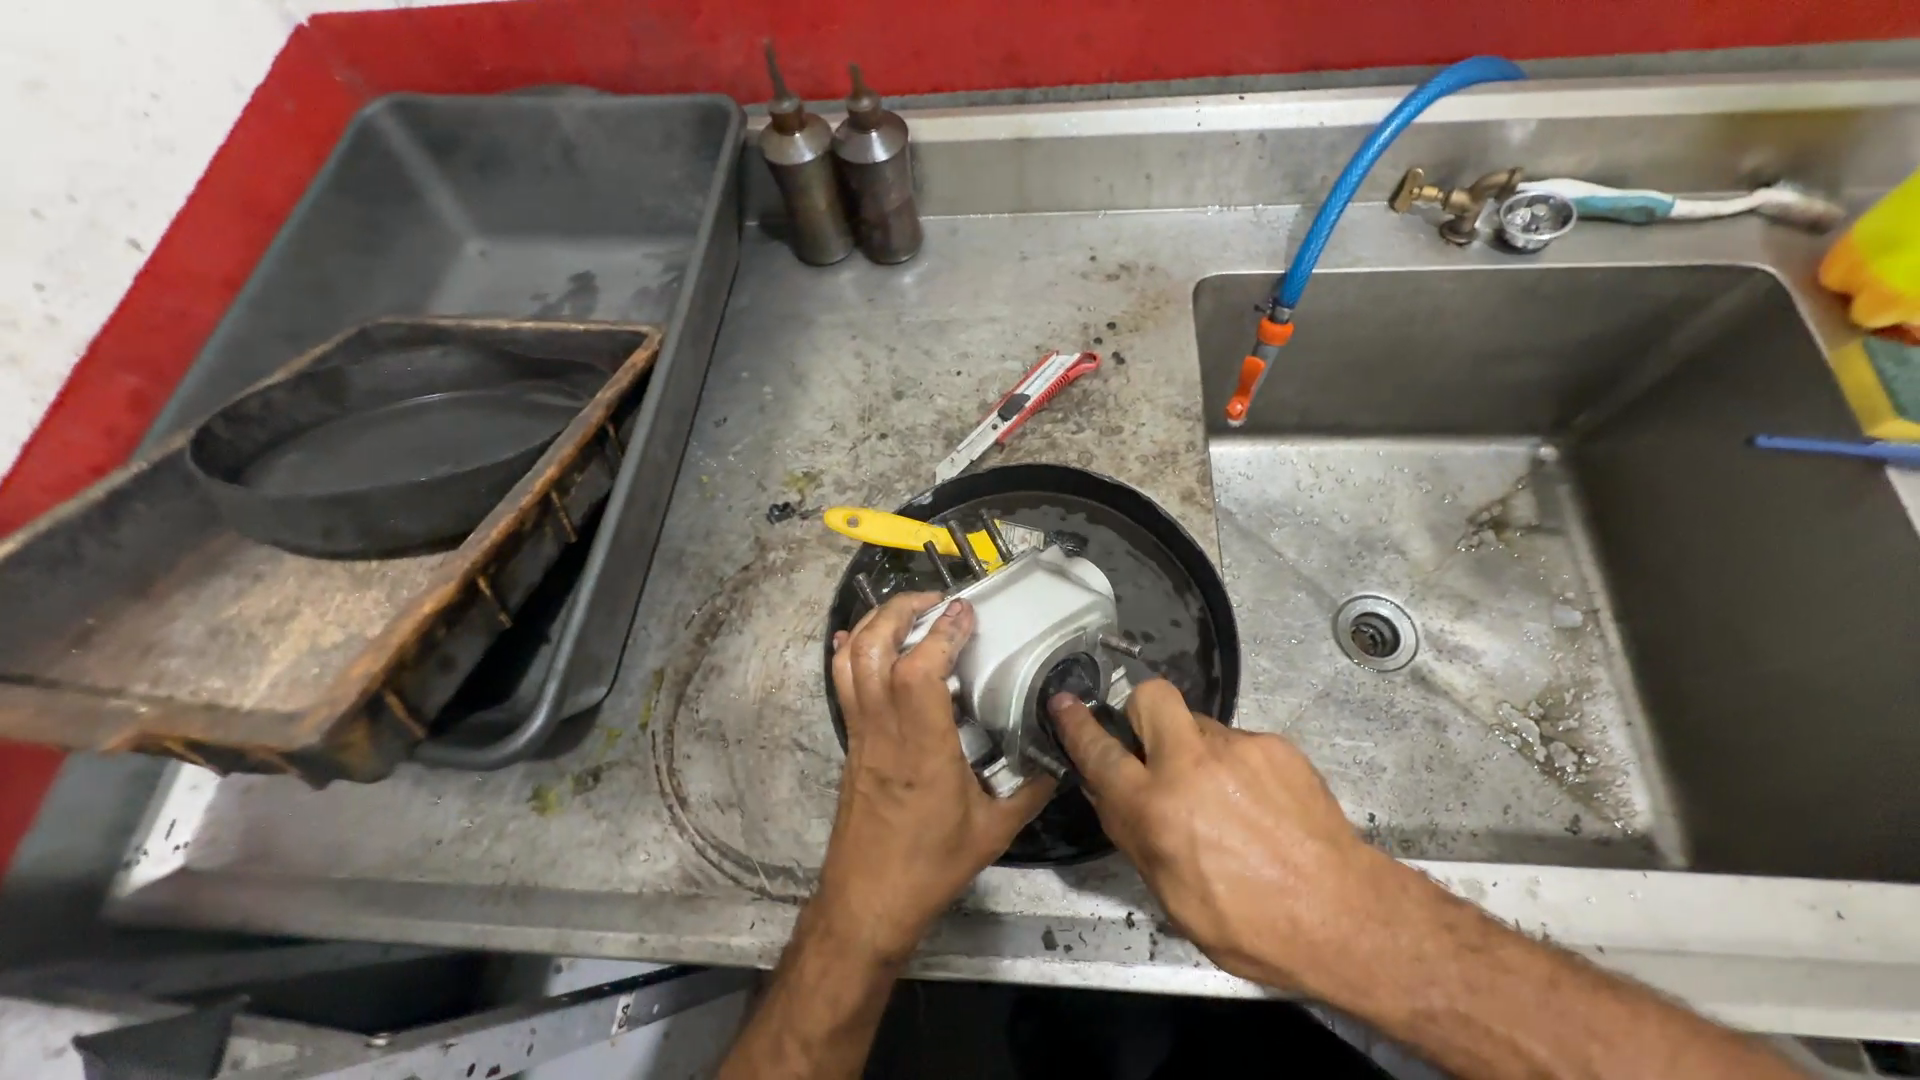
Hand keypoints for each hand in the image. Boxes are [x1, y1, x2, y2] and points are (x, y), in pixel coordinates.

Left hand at [822, 592, 1055, 959]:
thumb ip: (1030, 789)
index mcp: (923, 749)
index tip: (966, 613)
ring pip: (851, 662)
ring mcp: (861, 735)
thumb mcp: (994, 832)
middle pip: (873, 650)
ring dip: (876, 624)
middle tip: (937, 602)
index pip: (918, 671)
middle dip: (901, 611)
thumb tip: (1058, 756)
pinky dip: (852, 651)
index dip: (941, 633)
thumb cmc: (929, 868)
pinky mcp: (851, 744)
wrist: (866, 903)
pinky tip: (865, 639)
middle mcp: (884, 731)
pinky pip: (843, 685)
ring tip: (909, 612)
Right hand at [1049, 679, 1394, 991]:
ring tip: (1221, 797)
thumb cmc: (1250, 925)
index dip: (1075, 724)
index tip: (1063, 703)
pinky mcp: (1276, 747)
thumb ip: (1136, 835)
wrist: (1344, 916)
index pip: (1099, 752)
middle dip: (1142, 711)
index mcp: (1155, 810)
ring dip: (1194, 749)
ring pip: (1198, 724)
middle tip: (1154, 747)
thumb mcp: (1171, 896)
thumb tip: (1112, 795)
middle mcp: (1191, 766)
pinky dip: (1236, 766)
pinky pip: (1238, 743)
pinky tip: (1257, 806)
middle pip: (1150, 697)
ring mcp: (1237, 750)